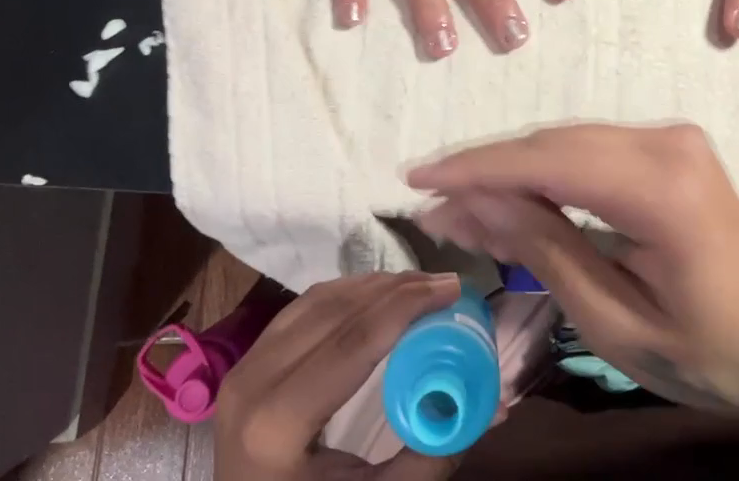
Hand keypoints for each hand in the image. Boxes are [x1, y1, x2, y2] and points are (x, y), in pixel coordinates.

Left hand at [213, 271, 465, 480]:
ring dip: (373, 286)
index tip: (453, 288)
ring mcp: (242, 368)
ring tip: (421, 287)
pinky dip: (346, 295)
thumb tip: (496, 406)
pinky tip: (379, 298)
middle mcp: (252, 384)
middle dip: (397, 289)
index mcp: (276, 425)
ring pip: (317, 300)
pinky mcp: (244, 362)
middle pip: (335, 312)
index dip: (405, 306)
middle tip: (447, 285)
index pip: (352, 342)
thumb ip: (432, 455)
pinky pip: (301, 310)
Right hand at [406, 122, 738, 412]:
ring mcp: (672, 138)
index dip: (476, 168)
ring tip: (458, 206)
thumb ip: (544, 249)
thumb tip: (471, 202)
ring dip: (511, 171)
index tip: (416, 180)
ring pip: (566, 142)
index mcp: (662, 189)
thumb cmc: (709, 353)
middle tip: (429, 206)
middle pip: (552, 144)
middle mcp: (667, 143)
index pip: (548, 161)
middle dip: (486, 172)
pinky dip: (545, 172)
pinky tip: (511, 197)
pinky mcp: (669, 145)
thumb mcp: (615, 322)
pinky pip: (589, 150)